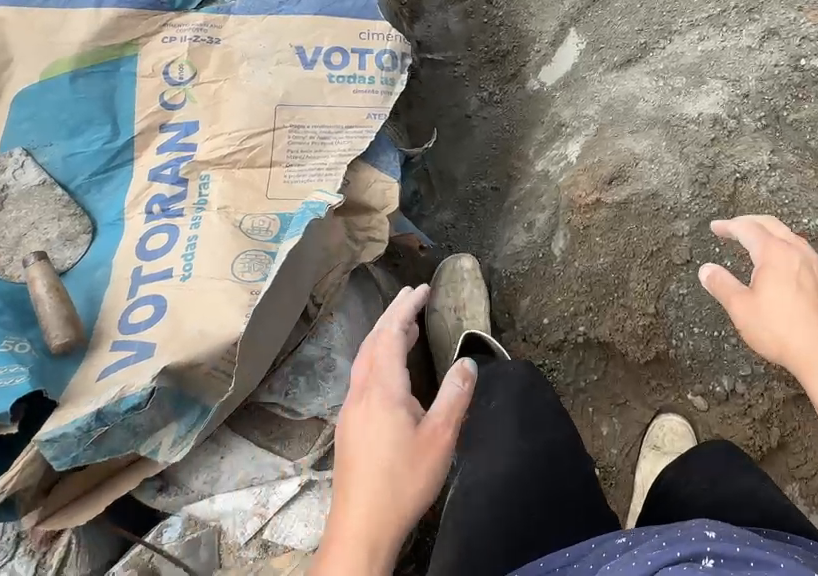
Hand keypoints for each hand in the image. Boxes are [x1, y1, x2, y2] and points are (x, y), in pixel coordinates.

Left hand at [318, 285, 477, 573]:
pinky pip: (362, 376)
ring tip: (406, 324)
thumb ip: (455, 395)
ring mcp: (351, 412)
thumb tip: (467, 362)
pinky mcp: (350, 428)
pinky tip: (392, 367)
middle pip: (372, 342)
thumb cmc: (404, 481)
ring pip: (364, 360)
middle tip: (413, 295)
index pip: (390, 335)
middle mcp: (360, 395)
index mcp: (382, 391)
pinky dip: (378, 356)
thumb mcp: (441, 436)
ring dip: (384, 335)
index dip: (406, 308)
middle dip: (392, 315)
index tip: (423, 289)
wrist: (361, 529)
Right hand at [698, 214, 817, 381]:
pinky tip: (777, 254)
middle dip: (747, 222)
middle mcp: (794, 249)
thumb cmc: (778, 330)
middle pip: (769, 224)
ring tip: (750, 236)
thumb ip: (721, 285)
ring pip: (785, 232)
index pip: (747, 229)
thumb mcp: (741, 308)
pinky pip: (795, 244)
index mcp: (774, 252)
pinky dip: (779, 240)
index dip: (729, 226)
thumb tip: (705, 269)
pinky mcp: (817, 274)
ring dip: (765, 229)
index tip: (715, 227)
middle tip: (729, 227)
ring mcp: (809, 261)